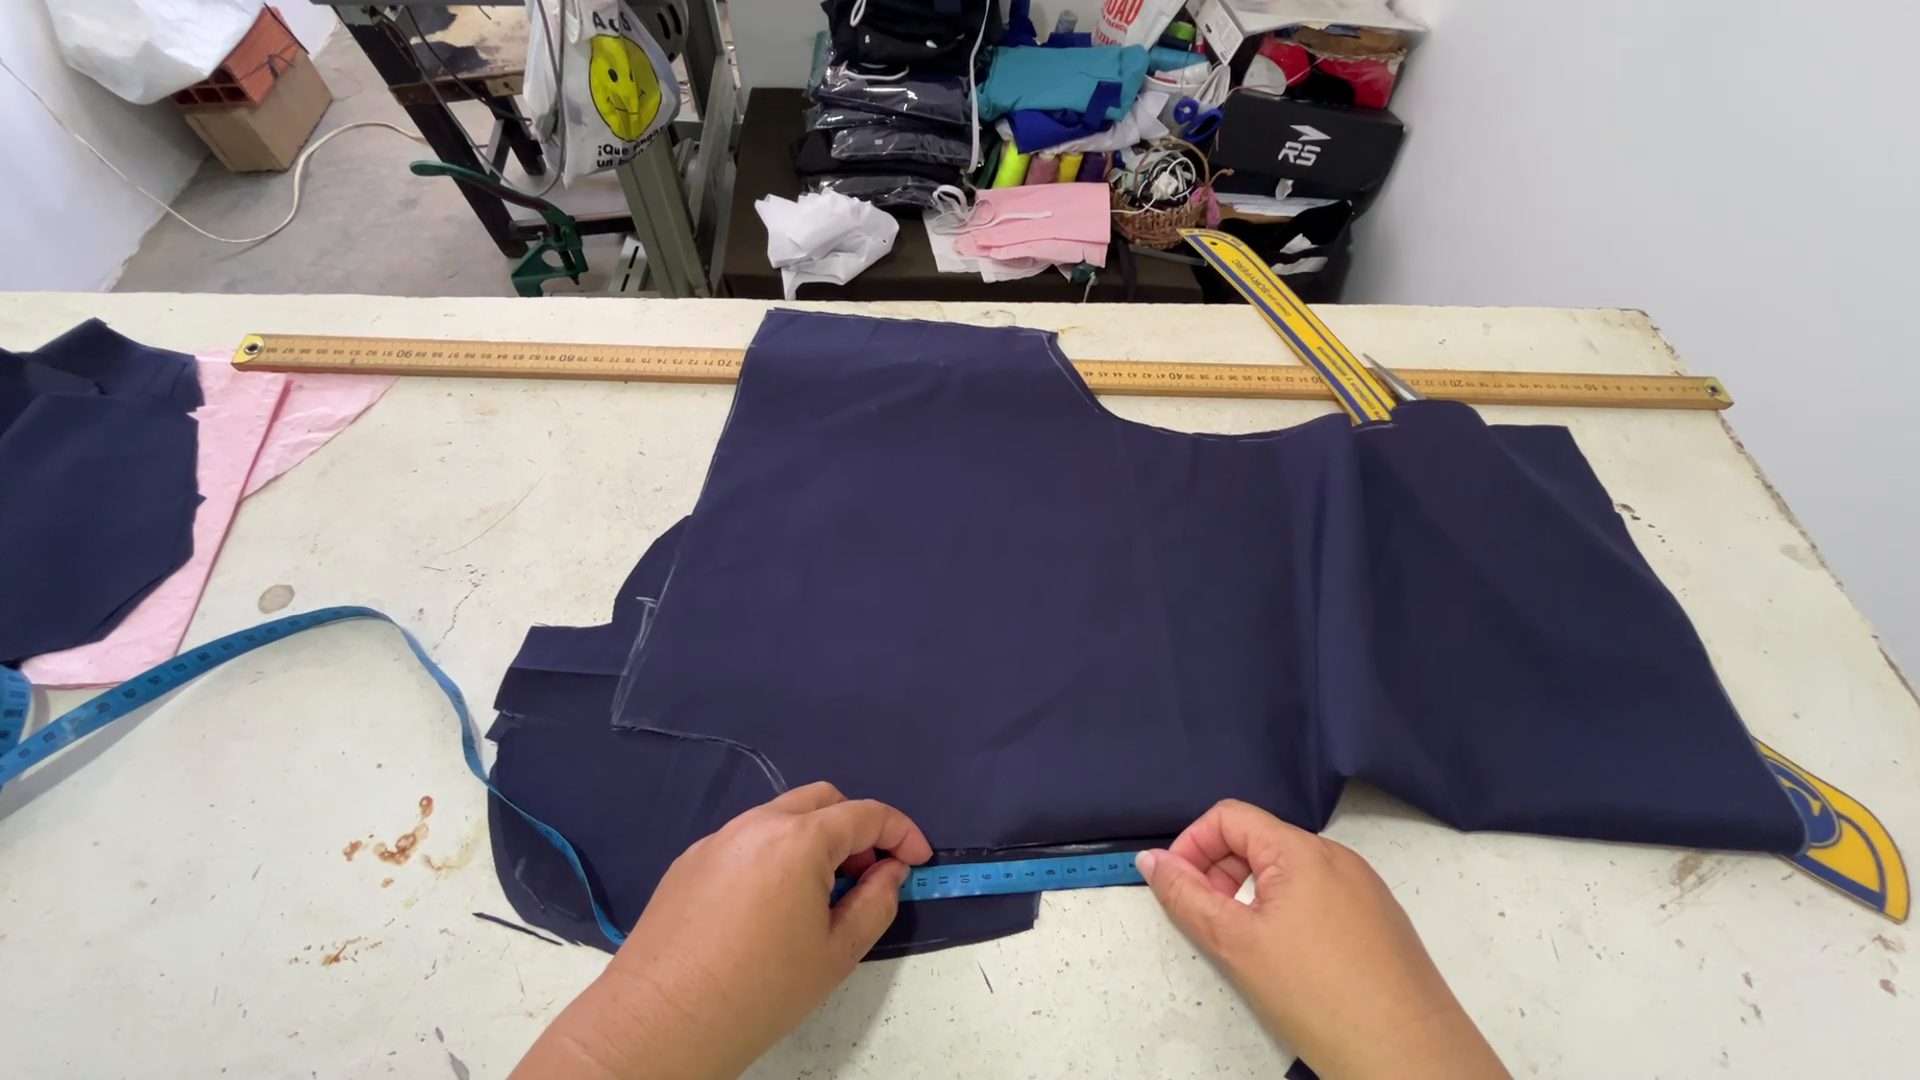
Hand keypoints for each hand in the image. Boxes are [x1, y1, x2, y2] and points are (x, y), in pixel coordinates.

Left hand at [510, 783, 930, 1079]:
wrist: (657, 1025)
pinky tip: (766, 907)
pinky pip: (747, 839)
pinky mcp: (689, 860)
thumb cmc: (758, 991)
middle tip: (865, 875)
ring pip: (782, 816)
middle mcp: (758, 823)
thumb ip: (876, 903)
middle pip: (824, 800)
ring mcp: (718, 838)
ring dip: (814, 839)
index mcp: (799, 839)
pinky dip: (774, 853)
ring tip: (817, 895)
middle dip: (856, 827)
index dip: (901, 832)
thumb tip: (890, 871)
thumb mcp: (836, 954)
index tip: (919, 859)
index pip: (866, 814)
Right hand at [1136, 800, 1508, 1079]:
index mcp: (1301, 850)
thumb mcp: (1235, 944)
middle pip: (1258, 840)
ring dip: (1252, 894)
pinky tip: (1289, 961)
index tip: (1178, 887)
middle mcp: (1337, 857)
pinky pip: (1319, 896)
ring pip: (1287, 871)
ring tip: (1247, 946)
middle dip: (1220, 872)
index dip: (1192, 844)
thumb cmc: (1322, 999)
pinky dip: (1287, 912)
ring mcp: (1364, 889)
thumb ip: (1185, 895)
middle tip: (1210, 922)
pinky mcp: (1381, 921)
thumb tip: (1151, 860)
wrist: (1417, 1066)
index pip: (1228, 816)